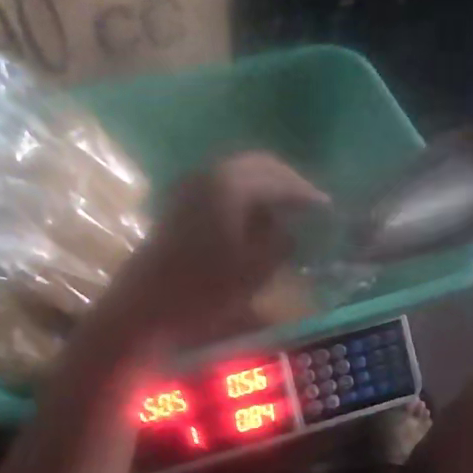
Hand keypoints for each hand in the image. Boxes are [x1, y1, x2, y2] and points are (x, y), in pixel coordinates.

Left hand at [115, 151, 328, 339]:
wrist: (145, 307)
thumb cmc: (204, 290)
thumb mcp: (255, 270)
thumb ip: (281, 242)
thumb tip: (293, 228)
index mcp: (232, 184)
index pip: (280, 178)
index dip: (306, 193)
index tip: (327, 207)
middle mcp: (210, 174)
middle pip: (259, 165)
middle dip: (286, 181)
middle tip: (309, 202)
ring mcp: (190, 186)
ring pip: (238, 173)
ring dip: (264, 186)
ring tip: (285, 210)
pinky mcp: (178, 203)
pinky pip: (221, 186)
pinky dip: (244, 195)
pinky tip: (254, 218)